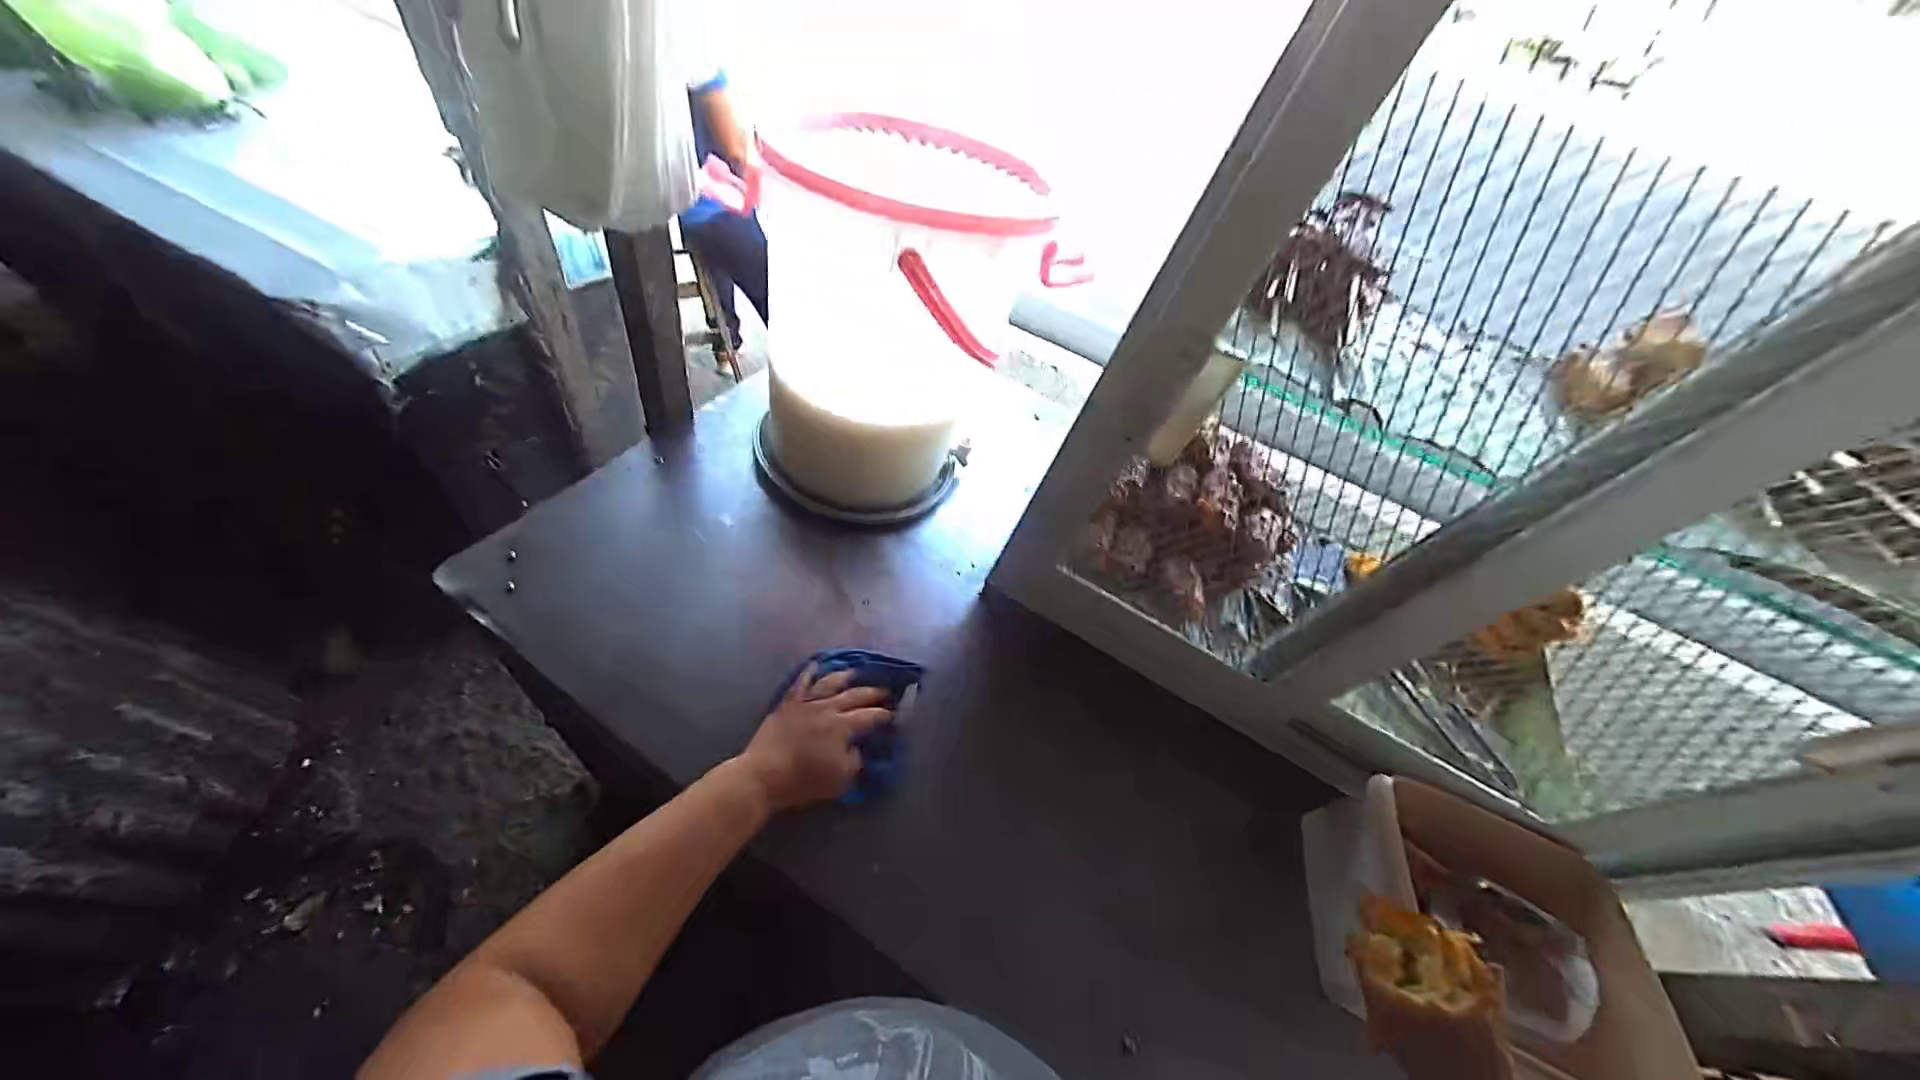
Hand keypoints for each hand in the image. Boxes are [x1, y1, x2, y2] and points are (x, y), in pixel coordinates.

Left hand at [735, 667, 892, 811]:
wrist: (763, 774)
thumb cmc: (803, 780)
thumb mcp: (840, 779)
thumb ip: (854, 760)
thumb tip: (857, 747)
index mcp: (843, 726)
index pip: (871, 716)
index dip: (884, 715)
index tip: (894, 714)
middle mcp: (827, 708)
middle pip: (855, 696)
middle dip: (873, 693)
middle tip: (885, 692)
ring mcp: (806, 703)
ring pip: (830, 683)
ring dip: (845, 677)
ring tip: (855, 673)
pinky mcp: (788, 704)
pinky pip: (801, 683)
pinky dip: (809, 672)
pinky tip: (815, 665)